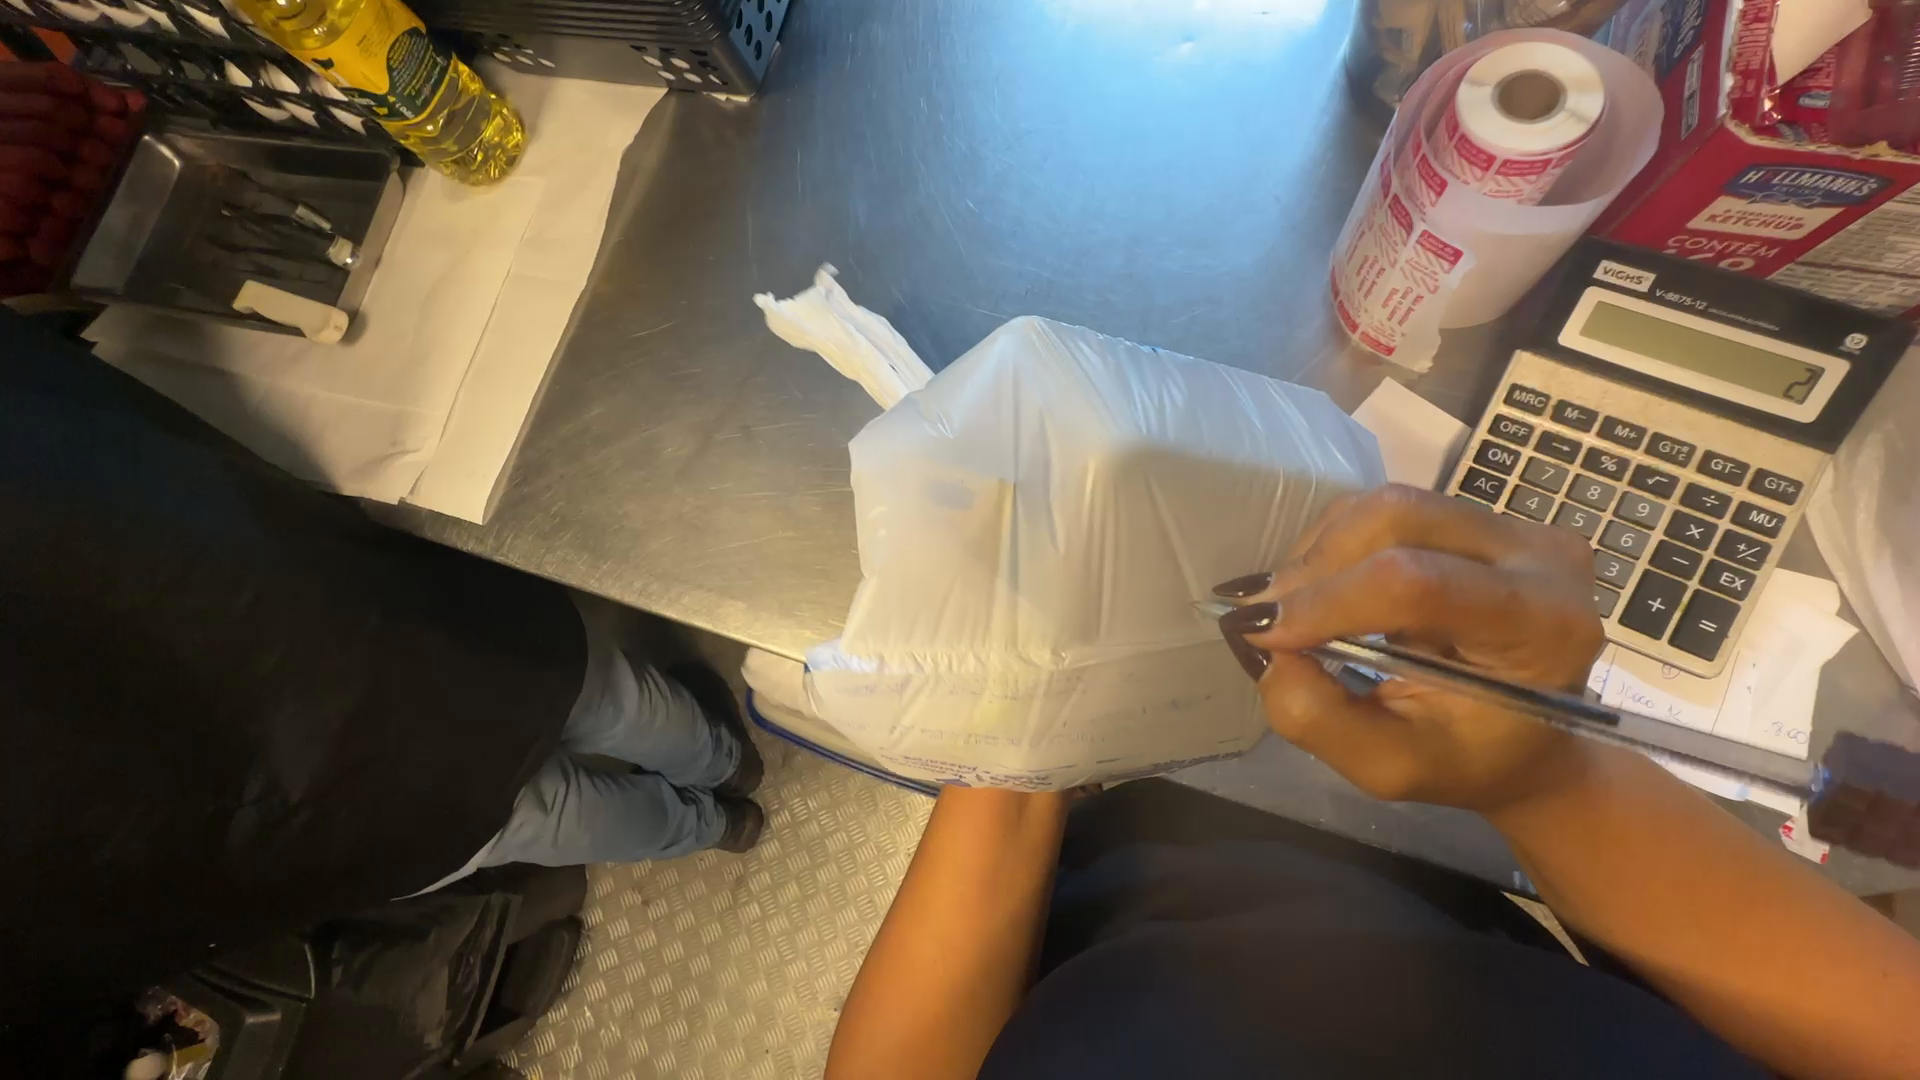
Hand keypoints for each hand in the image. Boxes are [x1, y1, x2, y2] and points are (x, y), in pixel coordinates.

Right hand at [1213, 484, 1604, 813]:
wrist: (1529, 742)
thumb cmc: (1467, 760)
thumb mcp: (1387, 767)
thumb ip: (1317, 716)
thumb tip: (1263, 645)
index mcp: (1540, 628)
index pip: (1414, 582)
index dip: (1324, 601)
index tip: (1258, 631)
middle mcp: (1539, 557)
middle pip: (1394, 519)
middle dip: (1313, 568)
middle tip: (1267, 616)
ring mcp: (1512, 526)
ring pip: (1381, 506)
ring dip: (1316, 554)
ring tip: (1295, 607)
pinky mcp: (1479, 516)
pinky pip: (1382, 508)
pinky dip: (1331, 544)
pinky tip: (1324, 588)